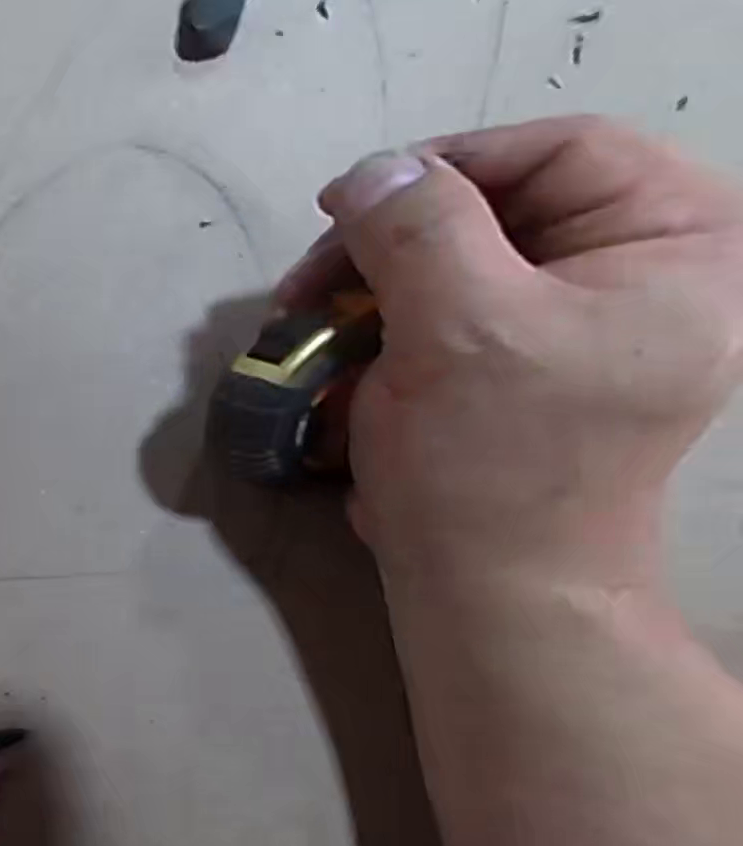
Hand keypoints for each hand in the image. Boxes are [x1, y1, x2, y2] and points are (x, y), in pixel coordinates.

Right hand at [278, 116, 742, 592]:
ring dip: (360, 287)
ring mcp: (549, 321)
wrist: (482, 569)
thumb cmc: (489, 454)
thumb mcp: (459, 333)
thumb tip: (365, 171)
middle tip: (303, 284)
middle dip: (382, 241)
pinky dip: (366, 326)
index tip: (342, 205)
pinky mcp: (490, 362)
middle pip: (489, 208)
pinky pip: (424, 315)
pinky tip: (329, 354)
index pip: (557, 152)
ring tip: (302, 323)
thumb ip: (418, 236)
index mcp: (668, 241)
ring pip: (442, 264)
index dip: (443, 166)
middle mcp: (619, 269)